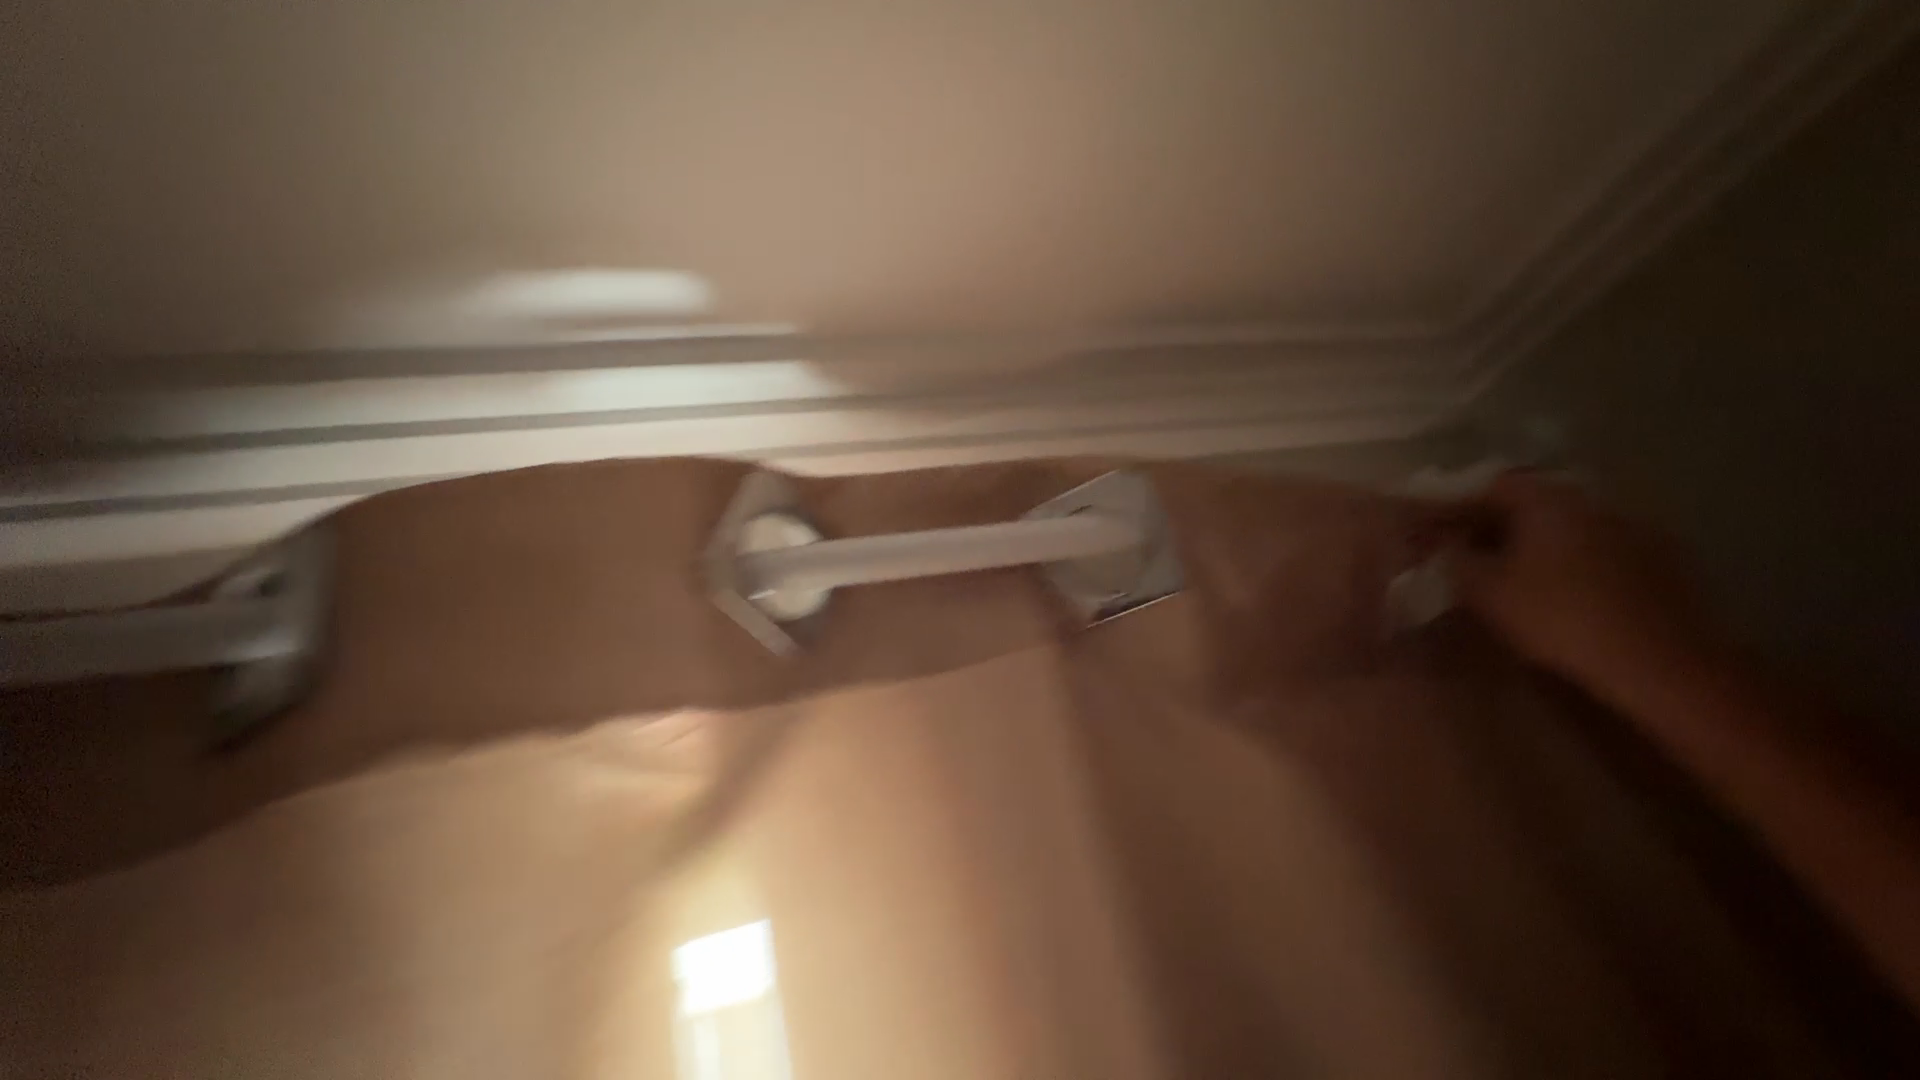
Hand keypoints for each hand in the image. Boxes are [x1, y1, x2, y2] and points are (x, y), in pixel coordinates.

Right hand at [1451, 471, 1717, 690]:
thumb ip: (1455, 559)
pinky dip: (1574, 565)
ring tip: (1513, 578)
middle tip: (1468, 556)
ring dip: (1537, 547)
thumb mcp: (1485, 591)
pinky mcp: (1664, 563)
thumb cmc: (1559, 617)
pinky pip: (1600, 552)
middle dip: (1496, 527)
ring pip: (1568, 529)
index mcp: (1549, 500)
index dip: (1457, 507)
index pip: (1491, 487)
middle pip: (1532, 505)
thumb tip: (1443, 543)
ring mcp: (1636, 530)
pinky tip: (1564, 595)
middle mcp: (1593, 502)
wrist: (1662, 662)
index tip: (1436, 533)